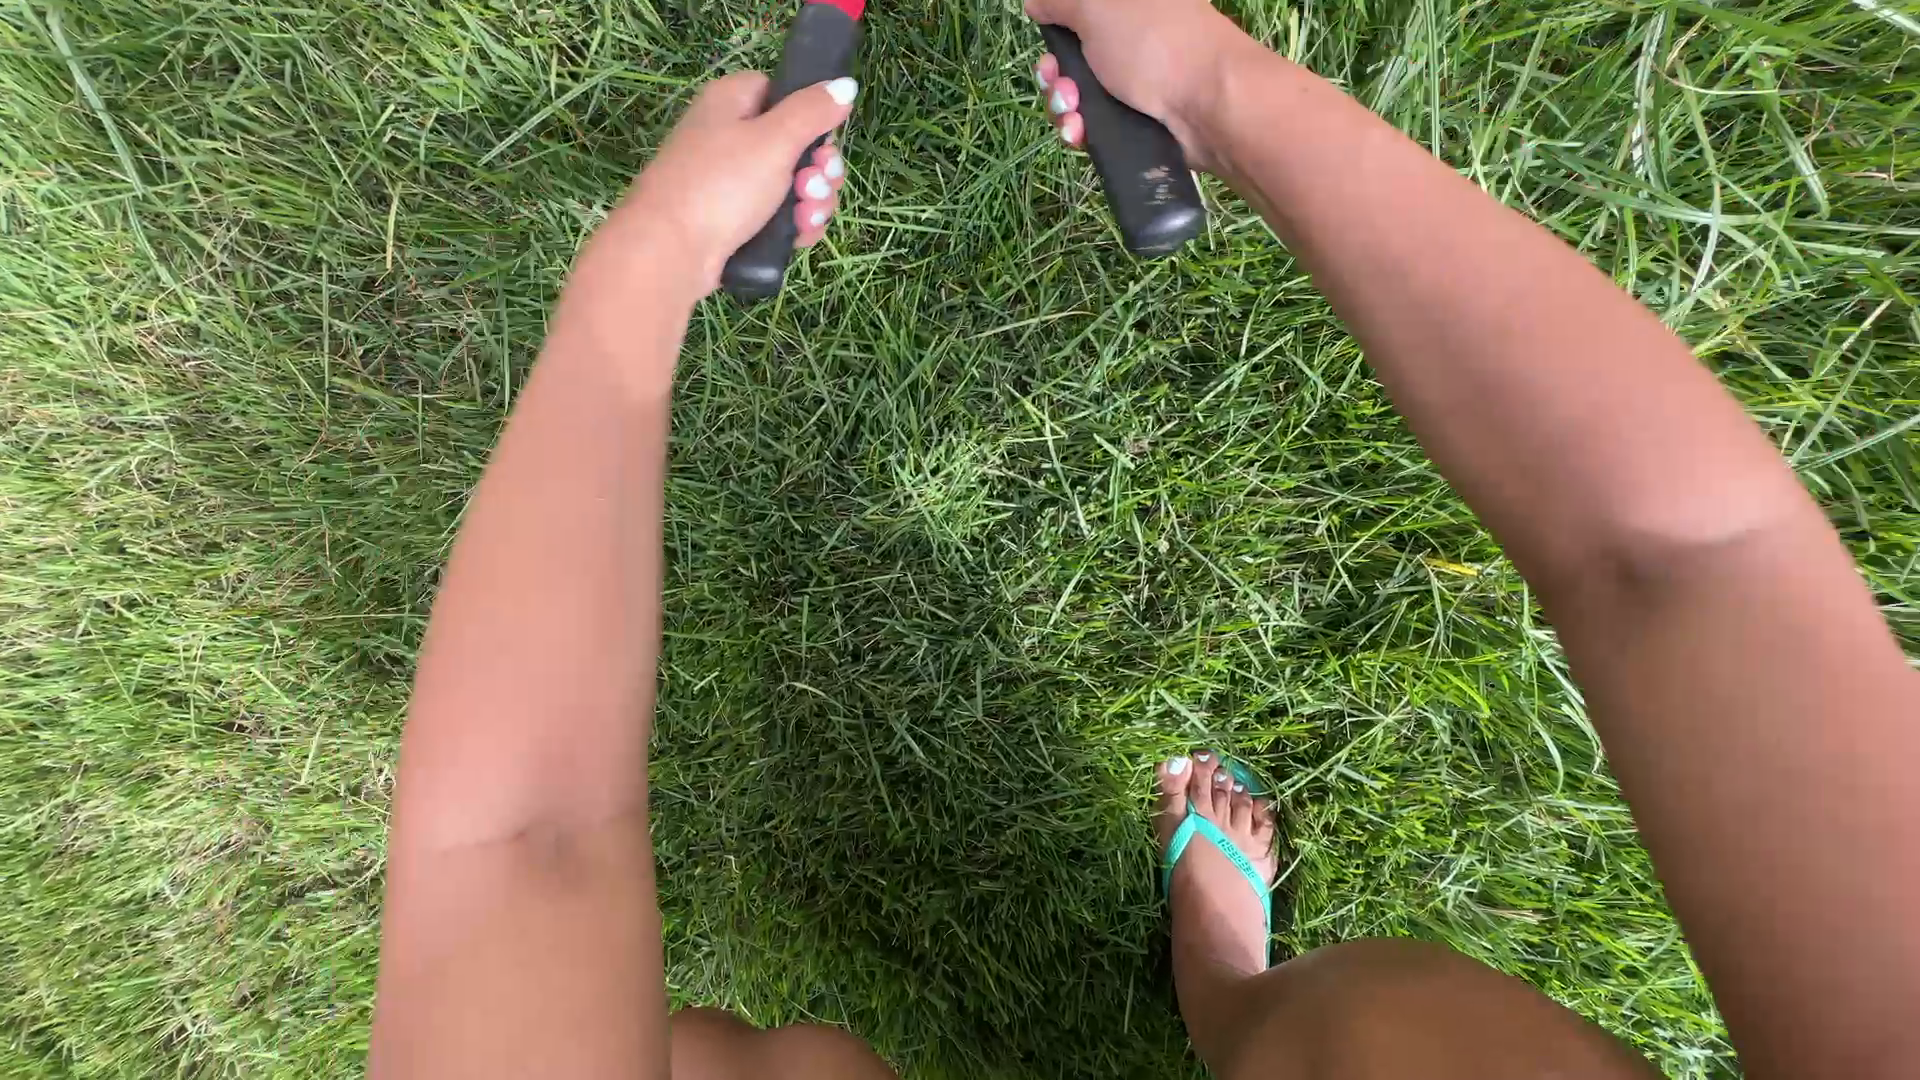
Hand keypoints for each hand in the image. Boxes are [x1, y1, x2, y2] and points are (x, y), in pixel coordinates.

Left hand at [574, 71, 857, 300]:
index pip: (781, 94)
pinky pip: (780, 216)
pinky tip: (800, 235)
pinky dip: (796, 224)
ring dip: (812, 201)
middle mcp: (731, 137)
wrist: (675, 250)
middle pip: (795, 145)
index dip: (809, 118)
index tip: (823, 142)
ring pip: (793, 185)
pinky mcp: (738, 220)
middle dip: (818, 170)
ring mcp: (733, 182)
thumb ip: (812, 111)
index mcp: (732, 103)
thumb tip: (846, 84)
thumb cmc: (722, 186)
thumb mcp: (774, 140)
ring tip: (807, 217)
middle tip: (815, 186)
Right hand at [1025, 0, 1253, 170]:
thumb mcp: (1098, 7)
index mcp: (1124, 2)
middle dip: (1057, 77)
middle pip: (1072, 57)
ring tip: (1074, 119)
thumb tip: (1035, 0)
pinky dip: (1081, 130)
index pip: (1076, 14)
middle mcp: (1129, 35)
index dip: (1055, 33)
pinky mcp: (1136, 116)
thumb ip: (1062, 2)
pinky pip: (1095, 123)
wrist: (1205, 104)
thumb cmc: (1152, 44)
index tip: (1050, 51)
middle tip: (1064, 89)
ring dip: (1065, 109)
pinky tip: (1081, 135)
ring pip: (1079, 95)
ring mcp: (1133, 78)